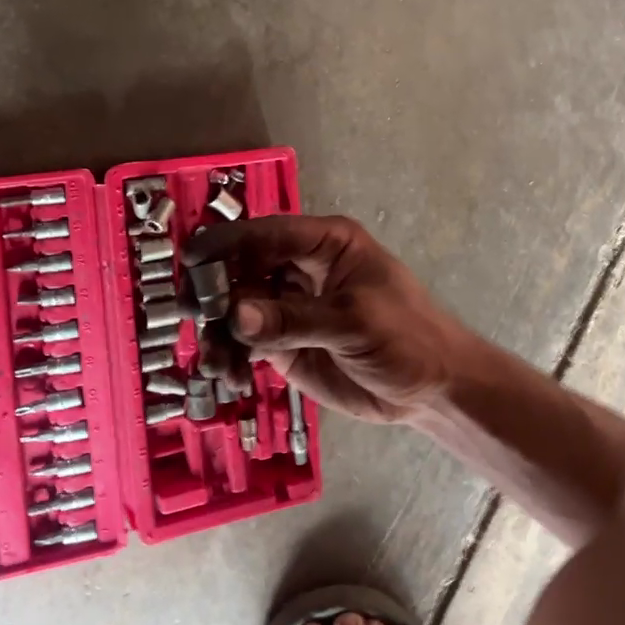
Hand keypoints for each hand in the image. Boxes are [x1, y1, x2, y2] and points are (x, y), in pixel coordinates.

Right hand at [184, 215, 477, 423]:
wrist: (433, 391)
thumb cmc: (408, 338)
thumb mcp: (355, 323)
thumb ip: (294, 319)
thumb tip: (236, 316)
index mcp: (324, 244)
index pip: (267, 233)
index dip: (228, 242)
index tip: (191, 257)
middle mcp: (300, 268)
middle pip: (243, 269)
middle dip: (215, 291)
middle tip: (190, 314)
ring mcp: (289, 306)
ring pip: (237, 308)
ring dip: (219, 331)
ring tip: (215, 362)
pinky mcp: (283, 342)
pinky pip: (244, 342)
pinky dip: (230, 355)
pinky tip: (227, 375)